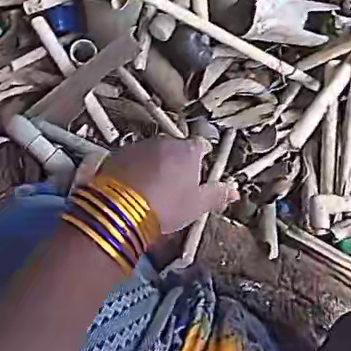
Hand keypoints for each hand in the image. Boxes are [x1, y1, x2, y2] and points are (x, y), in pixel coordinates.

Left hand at [94, 136, 232, 235]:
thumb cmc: (163, 205)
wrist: (121, 208)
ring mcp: (140, 146)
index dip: (203, 157)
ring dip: (155, 165)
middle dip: (177, 164)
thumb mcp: (197, 205)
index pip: (202, 145)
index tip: (202, 167)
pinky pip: (132, 159)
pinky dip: (134, 169)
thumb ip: (216, 195)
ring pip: (153, 153)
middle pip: (176, 149)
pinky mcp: (119, 154)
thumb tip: (231, 191)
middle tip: (177, 186)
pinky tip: (135, 188)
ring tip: (154, 191)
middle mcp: (163, 142)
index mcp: (188, 151)